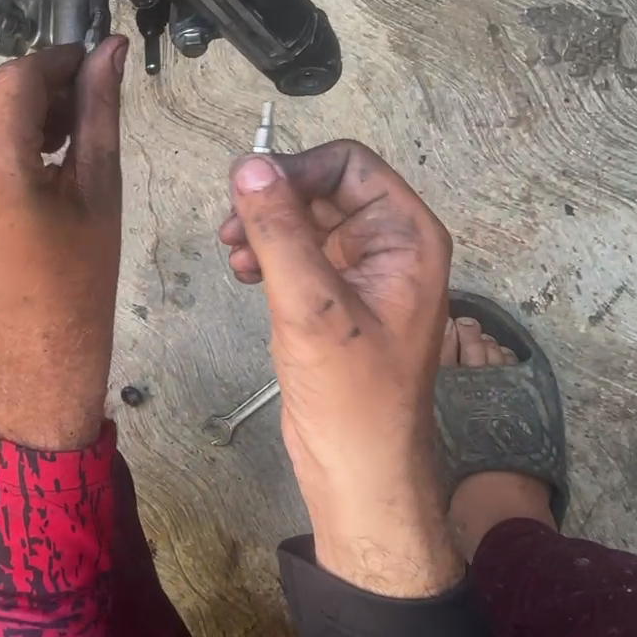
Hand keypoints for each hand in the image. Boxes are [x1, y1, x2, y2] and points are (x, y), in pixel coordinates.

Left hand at [0, 39, 128, 449]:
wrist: (38, 341)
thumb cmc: (81, 274)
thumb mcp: (98, 187)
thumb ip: (98, 111)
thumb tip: (109, 49)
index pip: (16, 81)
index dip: (55, 60)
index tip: (89, 61)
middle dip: (38, 82)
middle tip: (81, 99)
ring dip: (17, 105)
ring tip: (63, 131)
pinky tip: (34, 152)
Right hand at [218, 141, 462, 596]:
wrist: (358, 471)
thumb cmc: (351, 395)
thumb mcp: (310, 305)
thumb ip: (279, 230)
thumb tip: (248, 165)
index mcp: (406, 236)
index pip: (349, 164)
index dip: (296, 168)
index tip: (246, 193)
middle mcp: (387, 245)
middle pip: (322, 186)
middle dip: (273, 199)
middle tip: (230, 228)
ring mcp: (359, 271)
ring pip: (303, 217)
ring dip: (263, 226)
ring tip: (232, 253)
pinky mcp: (332, 296)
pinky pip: (296, 250)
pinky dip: (265, 252)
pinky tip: (243, 273)